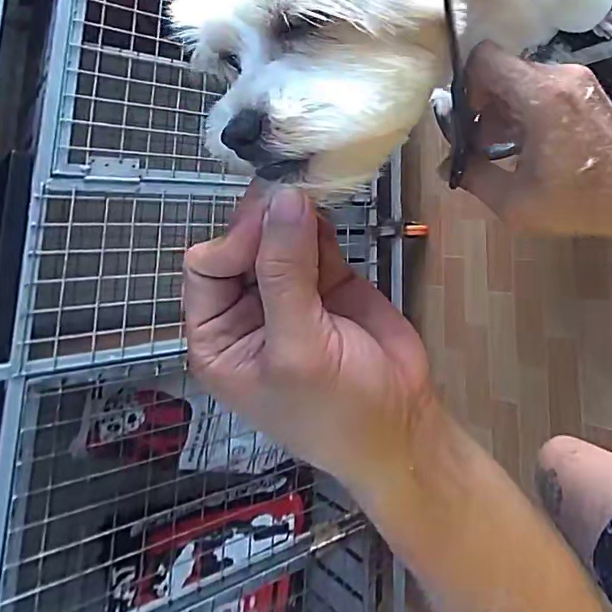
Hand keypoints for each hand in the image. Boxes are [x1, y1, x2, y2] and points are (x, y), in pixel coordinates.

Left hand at [183, 183, 434, 492]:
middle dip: (265, 220)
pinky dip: (324, 222)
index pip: (209, 268)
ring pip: (283, 238)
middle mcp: (250, 308)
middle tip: (297, 187)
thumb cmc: (336, 407)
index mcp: (219, 335)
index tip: (276, 216)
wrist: (402, 423)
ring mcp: (295, 292)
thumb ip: (287, 274)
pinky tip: (330, 207)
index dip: (237, 238)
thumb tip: (285, 200)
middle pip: (244, 246)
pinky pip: (320, 241)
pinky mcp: (334, 282)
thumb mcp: (299, 349)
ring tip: (315, 188)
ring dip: (296, 215)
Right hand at [454, 43, 611, 243]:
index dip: (466, 85)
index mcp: (541, 94)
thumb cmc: (584, 202)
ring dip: (507, 109)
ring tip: (506, 148)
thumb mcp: (518, 203)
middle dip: (485, 103)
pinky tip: (532, 145)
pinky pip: (546, 87)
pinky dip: (530, 109)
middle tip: (481, 141)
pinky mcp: (590, 90)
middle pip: (503, 70)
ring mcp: (579, 80)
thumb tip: (449, 167)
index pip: (484, 57)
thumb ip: (474, 178)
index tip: (466, 120)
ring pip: (524, 79)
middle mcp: (560, 75)